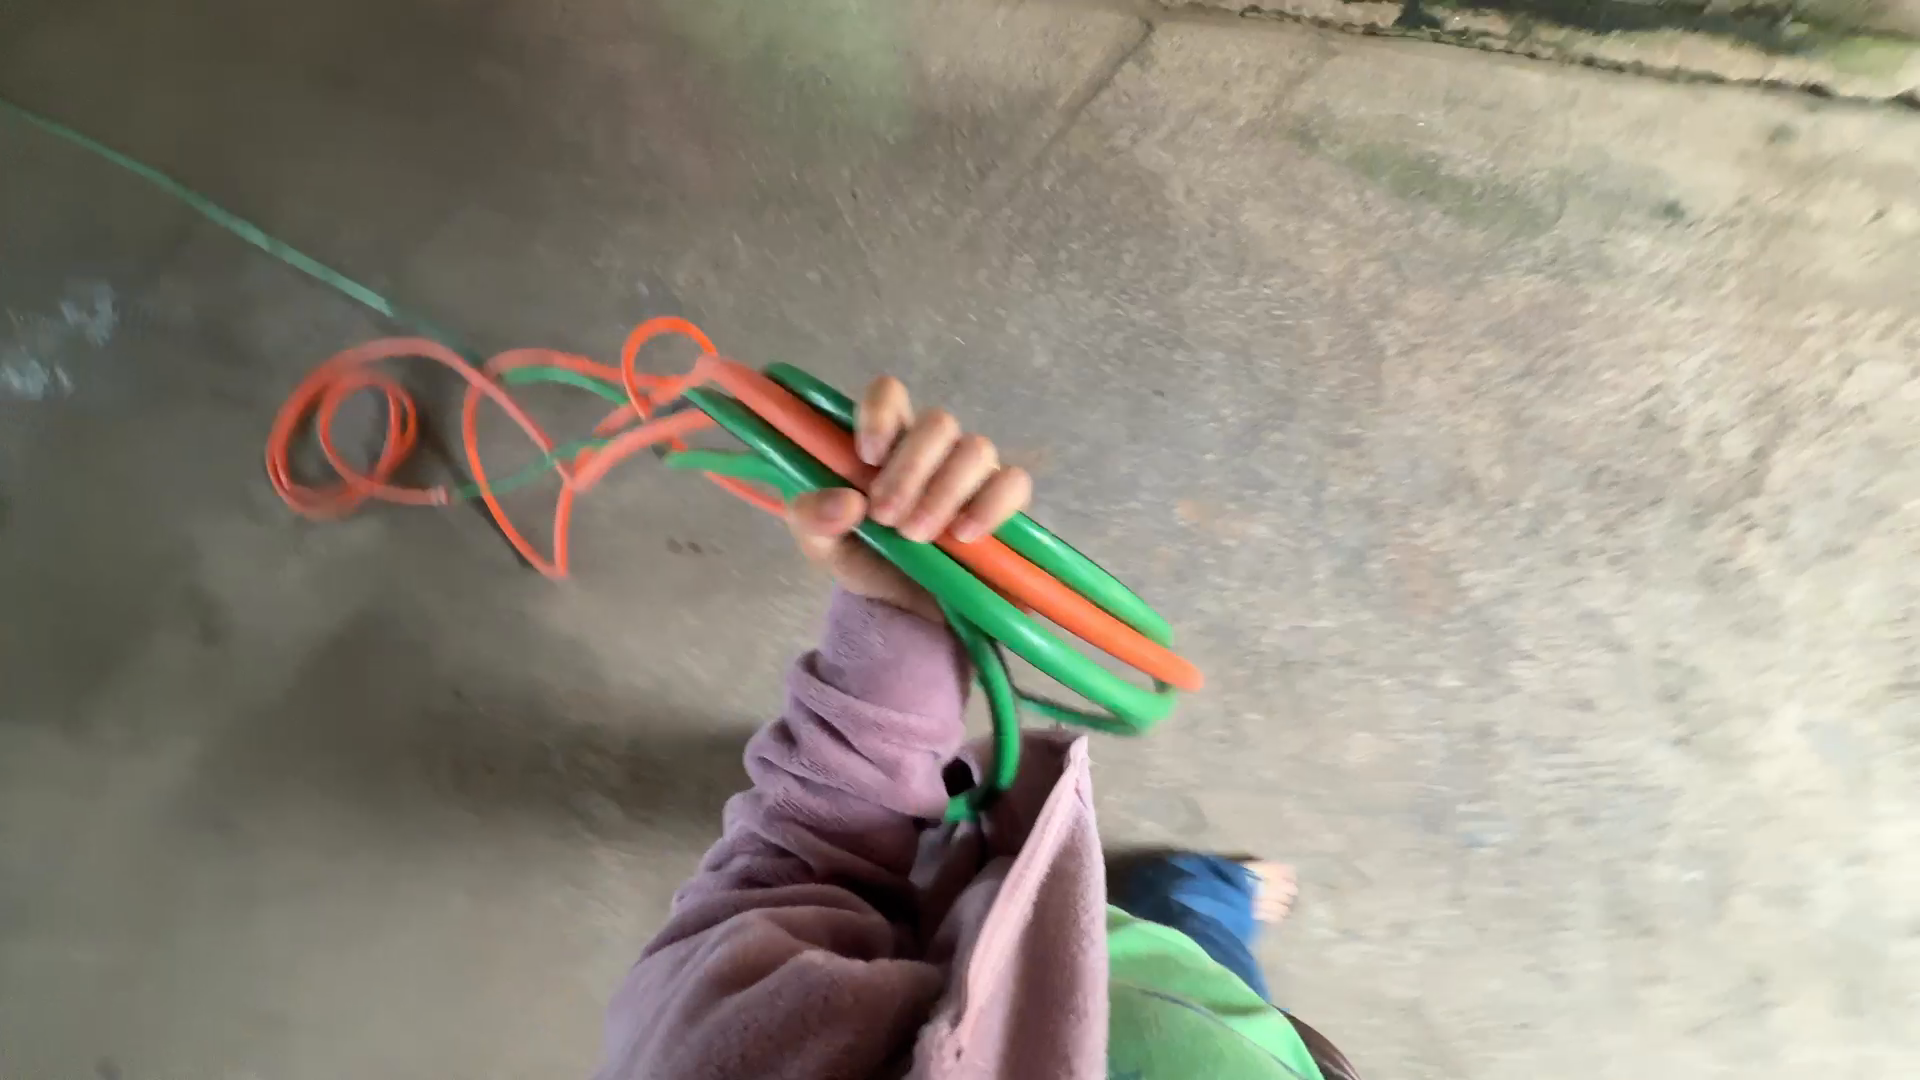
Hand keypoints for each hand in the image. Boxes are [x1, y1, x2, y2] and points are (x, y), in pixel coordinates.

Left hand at [787, 376, 1031, 621]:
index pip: (890, 394)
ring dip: (943, 492)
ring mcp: (974, 474)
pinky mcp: (1005, 505)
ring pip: (977, 449)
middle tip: (886, 516)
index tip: (867, 457)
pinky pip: (1013, 484)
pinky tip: (963, 536)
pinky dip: (989, 506)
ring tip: (917, 536)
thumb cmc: (867, 563)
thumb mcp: (822, 545)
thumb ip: (813, 518)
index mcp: (887, 444)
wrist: (906, 615)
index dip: (882, 413)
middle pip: (939, 422)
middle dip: (910, 470)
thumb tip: (846, 502)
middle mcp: (934, 450)